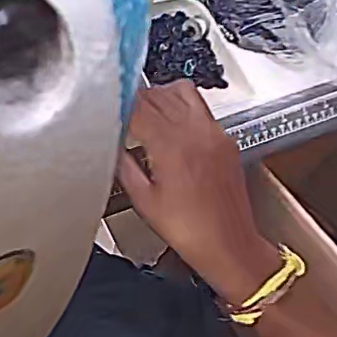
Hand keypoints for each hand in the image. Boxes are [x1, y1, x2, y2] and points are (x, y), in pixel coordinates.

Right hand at [116, 81, 280, 301]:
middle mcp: (196, 133)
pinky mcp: (224, 140)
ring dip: (159, 97)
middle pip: (159, 94)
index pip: (139, 107)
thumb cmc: (191, 231)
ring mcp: (214, 133)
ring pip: (182, 92)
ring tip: (145, 116)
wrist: (229, 244)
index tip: (107, 109)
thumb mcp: (144, 201)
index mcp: (172, 147)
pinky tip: (169, 129)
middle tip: (120, 115)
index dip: (118, 105)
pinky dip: (180, 108)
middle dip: (135, 100)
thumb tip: (111, 147)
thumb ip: (124, 167)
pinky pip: (199, 108)